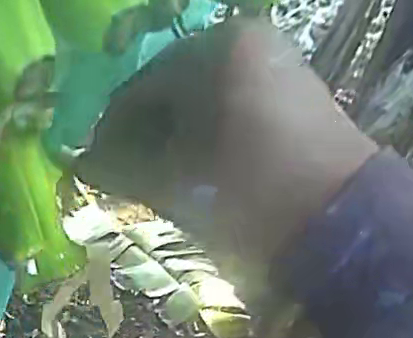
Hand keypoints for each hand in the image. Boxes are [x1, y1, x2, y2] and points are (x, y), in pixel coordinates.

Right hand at [77, 18, 377, 265]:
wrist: (331, 221)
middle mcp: (241, 41)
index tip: (92, 173)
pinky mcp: (290, 90)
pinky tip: (193, 171)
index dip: (107, 135)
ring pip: (197, 101)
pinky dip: (201, 137)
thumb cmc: (241, 198)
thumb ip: (118, 169)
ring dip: (169, 139)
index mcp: (209, 54)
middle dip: (139, 136)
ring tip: (156, 182)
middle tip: (121, 180)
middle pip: (167, 91)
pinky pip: (226, 107)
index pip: (134, 91)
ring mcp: (272, 62)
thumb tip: (80, 163)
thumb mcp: (170, 185)